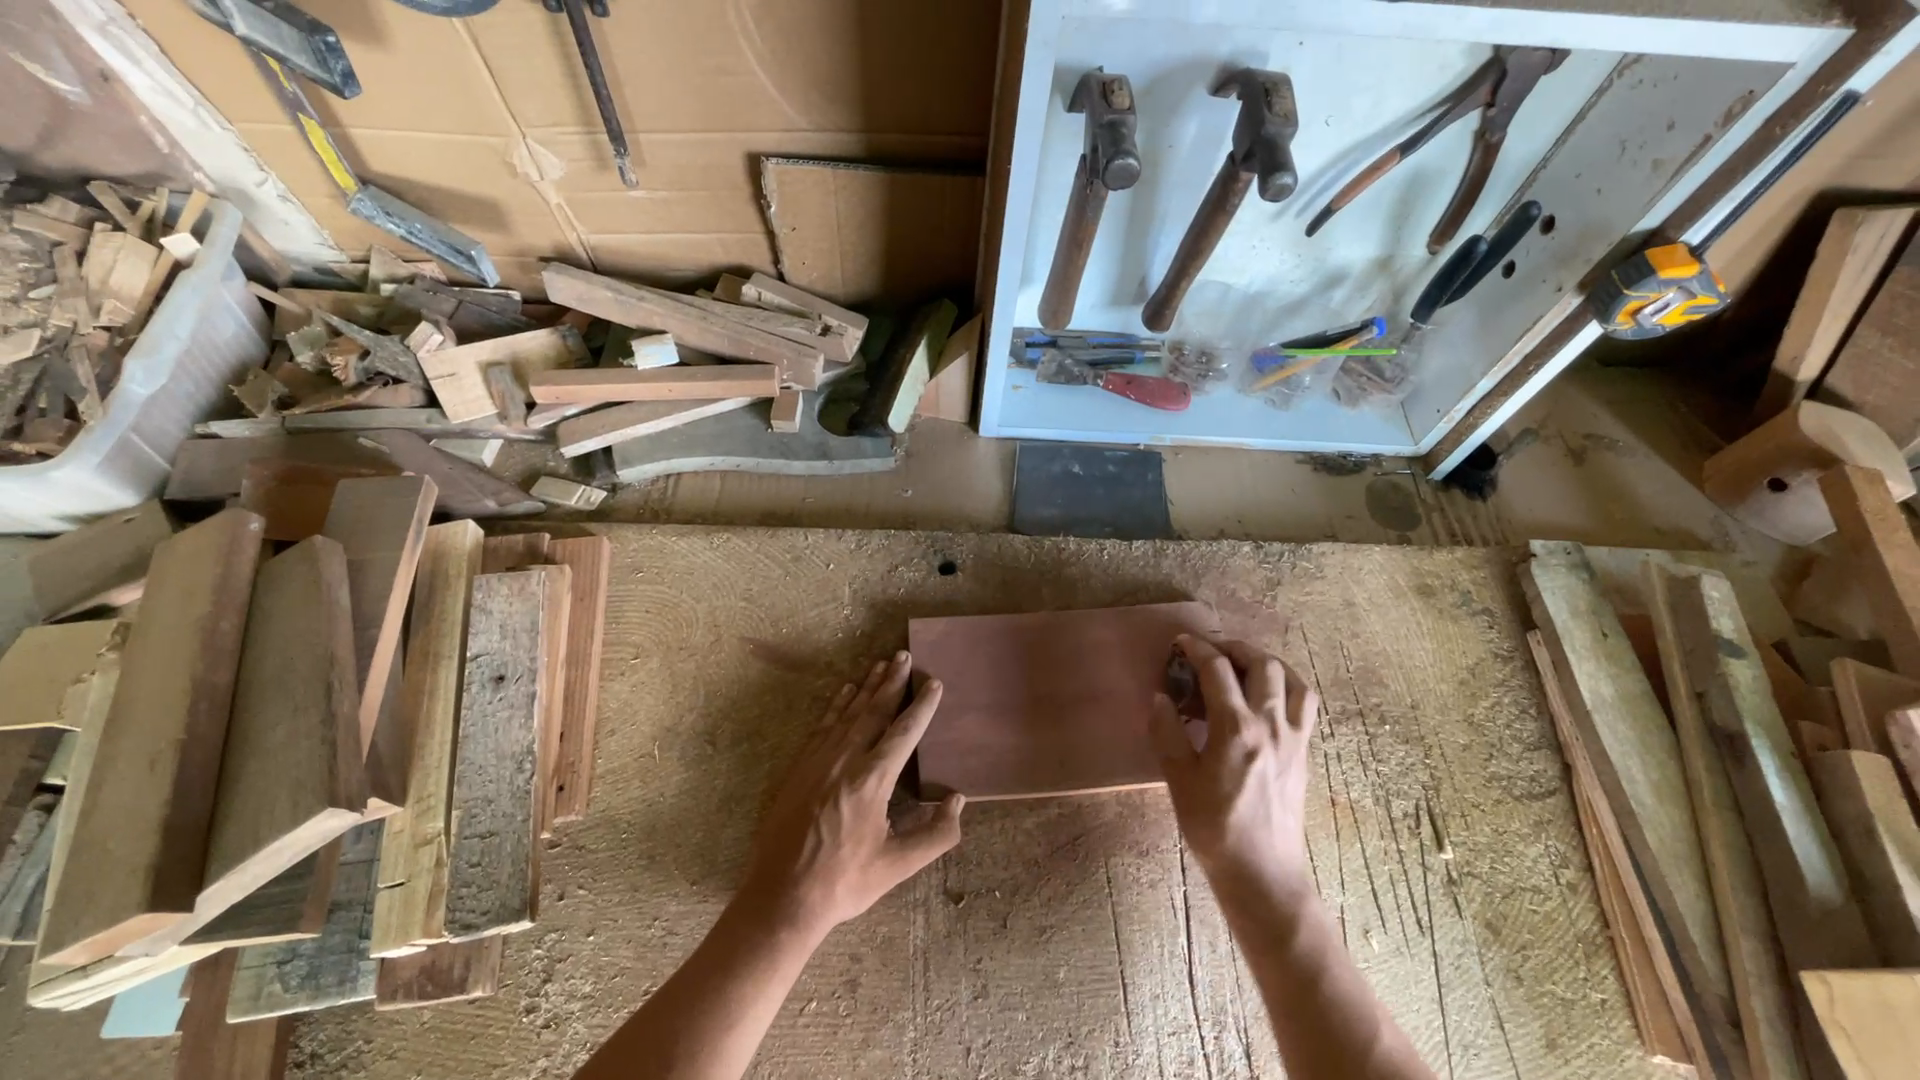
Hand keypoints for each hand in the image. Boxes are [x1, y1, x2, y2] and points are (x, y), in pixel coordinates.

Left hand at [737, 652, 964, 938]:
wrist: (782, 895)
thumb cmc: (844, 881)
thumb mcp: (898, 865)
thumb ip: (936, 834)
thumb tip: (958, 800)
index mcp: (872, 780)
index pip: (904, 732)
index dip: (922, 706)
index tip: (934, 682)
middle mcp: (844, 760)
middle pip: (873, 710)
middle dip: (891, 681)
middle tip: (903, 655)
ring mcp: (816, 761)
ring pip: (846, 713)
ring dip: (865, 687)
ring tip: (879, 664)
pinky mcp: (797, 768)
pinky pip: (822, 725)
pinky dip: (836, 705)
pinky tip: (844, 692)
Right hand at [1150, 635, 1319, 907]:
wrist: (1262, 872)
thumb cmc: (1214, 828)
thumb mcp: (1179, 781)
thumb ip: (1167, 733)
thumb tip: (1160, 698)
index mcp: (1236, 728)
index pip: (1217, 669)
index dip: (1197, 649)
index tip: (1181, 643)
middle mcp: (1271, 724)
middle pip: (1262, 664)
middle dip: (1234, 648)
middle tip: (1211, 652)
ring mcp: (1294, 738)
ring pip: (1292, 679)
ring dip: (1267, 663)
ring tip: (1244, 666)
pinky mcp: (1305, 752)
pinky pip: (1305, 704)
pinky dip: (1288, 686)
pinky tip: (1269, 697)